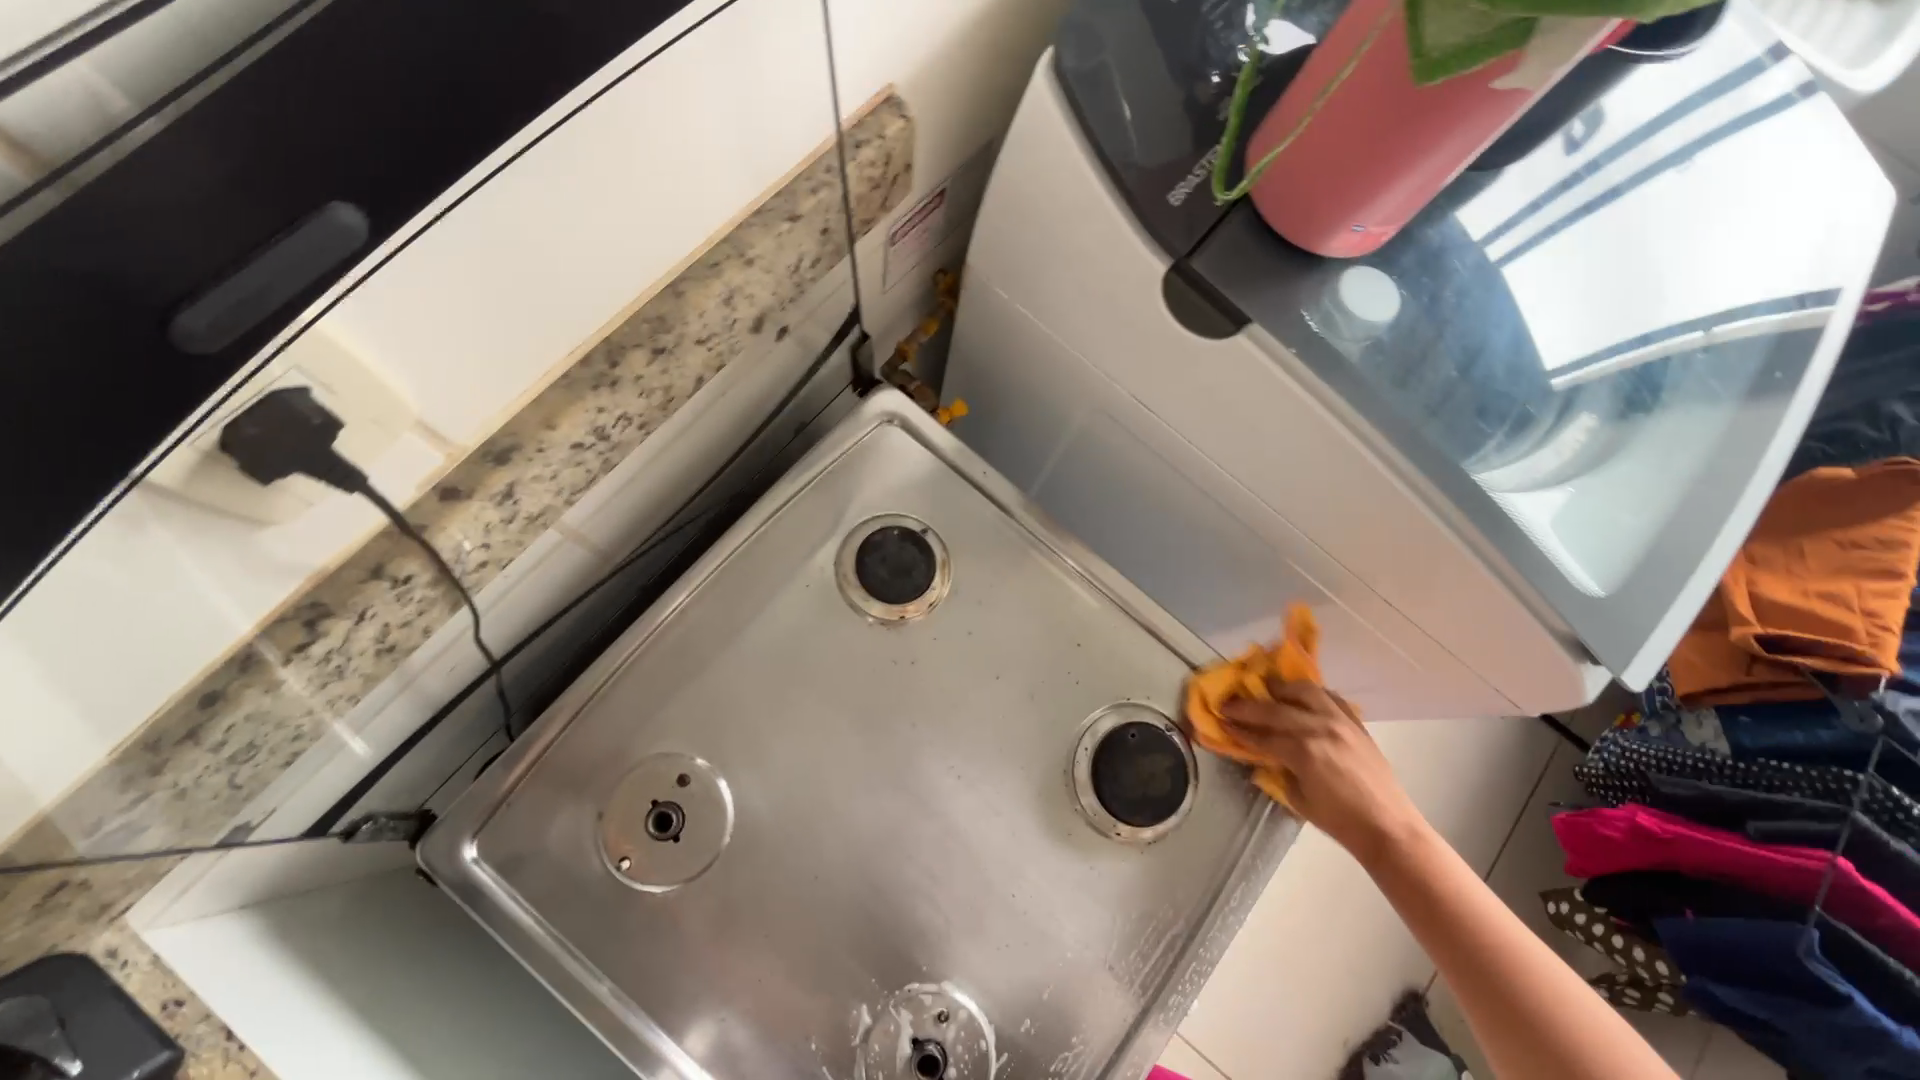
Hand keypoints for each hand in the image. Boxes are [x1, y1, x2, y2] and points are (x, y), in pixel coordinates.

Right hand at [1219, 681, 1426, 863]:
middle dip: (1248, 706)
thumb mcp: (1297, 798)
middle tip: (1229, 703)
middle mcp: (1320, 728)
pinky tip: (1301, 697)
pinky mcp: (1356, 723)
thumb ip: (1278, 770)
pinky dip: (1312, 694)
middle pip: (1275, 709)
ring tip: (1265, 690)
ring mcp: (1341, 721)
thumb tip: (1261, 755)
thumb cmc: (1339, 821)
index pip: (1261, 735)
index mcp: (1303, 751)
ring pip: (1305, 691)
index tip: (1220, 720)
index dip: (1238, 729)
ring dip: (1281, 688)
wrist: (1387, 826)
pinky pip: (1331, 697)